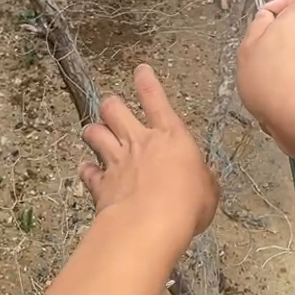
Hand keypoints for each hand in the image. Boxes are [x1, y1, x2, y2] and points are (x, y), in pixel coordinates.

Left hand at [79, 65, 217, 247]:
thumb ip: (202, 179)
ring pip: (96, 133)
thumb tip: (202, 181)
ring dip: (93, 130)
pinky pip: (88, 171)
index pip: (156, 99)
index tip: (141, 70)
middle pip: (116, 109)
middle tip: (111, 105)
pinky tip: (85, 170)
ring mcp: (117, 160)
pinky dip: (86, 170)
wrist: (150, 224)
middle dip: (111, 104)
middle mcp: (140, 141)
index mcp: (170, 136)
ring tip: (91, 130)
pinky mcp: (102, 184)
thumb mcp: (208, 190)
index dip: (147, 82)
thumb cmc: (186, 204)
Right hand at [237, 0, 294, 149]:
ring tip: (273, 83)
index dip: (288, 4)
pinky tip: (286, 100)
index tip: (269, 19)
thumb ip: (258, 27)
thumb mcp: (248, 49)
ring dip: (294, 63)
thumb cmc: (272, 81)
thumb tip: (266, 18)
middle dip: (286, 39)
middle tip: (264, 56)